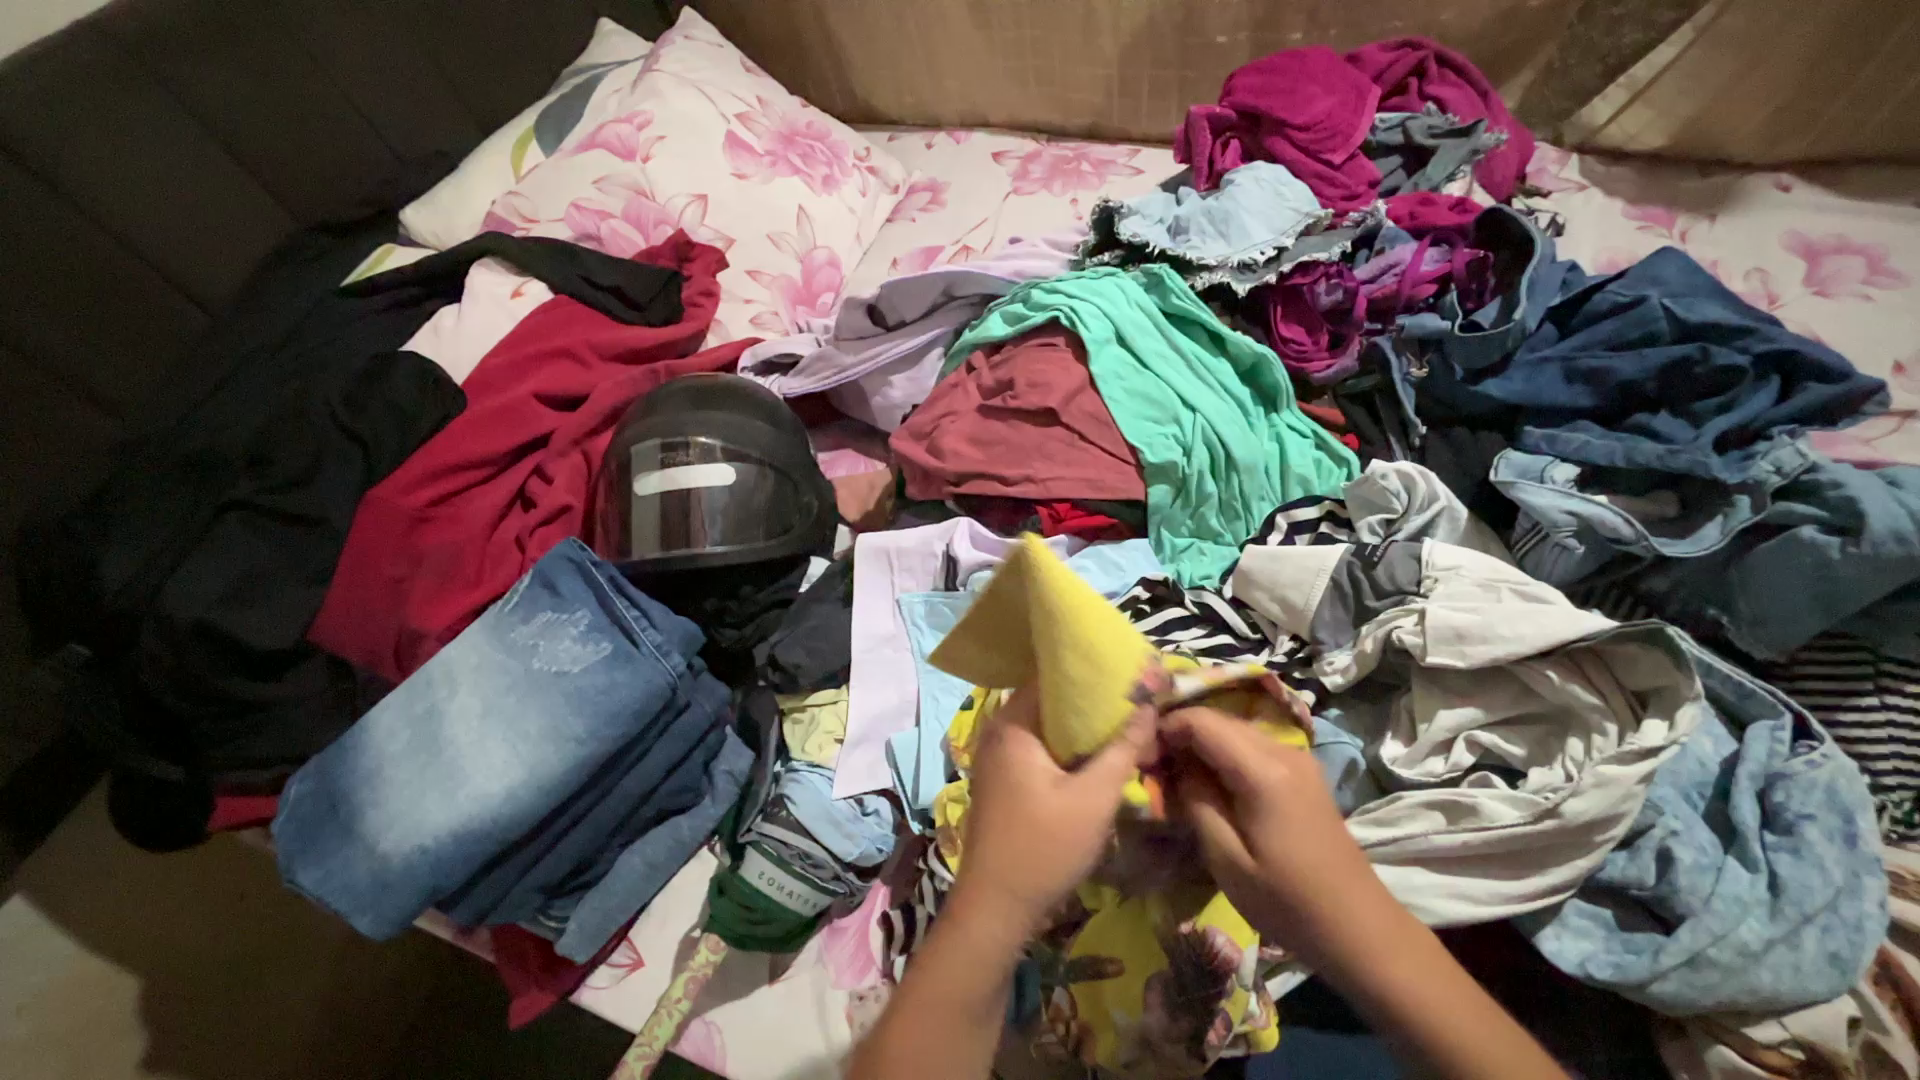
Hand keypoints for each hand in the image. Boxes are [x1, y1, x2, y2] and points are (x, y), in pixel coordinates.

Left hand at [951, 680, 1156, 937]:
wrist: (996, 907)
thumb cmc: (1043, 847)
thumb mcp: (1094, 798)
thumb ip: (1122, 748)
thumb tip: (1148, 704)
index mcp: (1013, 724)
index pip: (1053, 675)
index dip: (1093, 672)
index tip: (1131, 672)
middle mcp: (999, 731)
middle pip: (1052, 700)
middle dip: (1093, 700)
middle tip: (1137, 699)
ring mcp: (998, 757)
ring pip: (1048, 727)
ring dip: (1083, 727)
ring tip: (1127, 724)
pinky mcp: (1004, 780)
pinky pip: (1041, 748)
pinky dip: (1068, 748)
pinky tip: (1099, 756)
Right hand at [1158, 706, 1393, 965]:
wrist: (1358, 928)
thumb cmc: (1287, 902)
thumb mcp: (1226, 860)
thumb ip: (1196, 802)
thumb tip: (1177, 764)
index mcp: (1264, 771)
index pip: (1201, 721)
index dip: (1166, 728)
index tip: (1142, 754)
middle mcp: (1284, 752)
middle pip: (1219, 720)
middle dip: (1182, 735)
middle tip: (1154, 767)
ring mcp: (1299, 761)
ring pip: (1236, 731)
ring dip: (1203, 744)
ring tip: (1178, 777)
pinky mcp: (1304, 774)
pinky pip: (1254, 747)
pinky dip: (1225, 755)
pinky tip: (1212, 785)